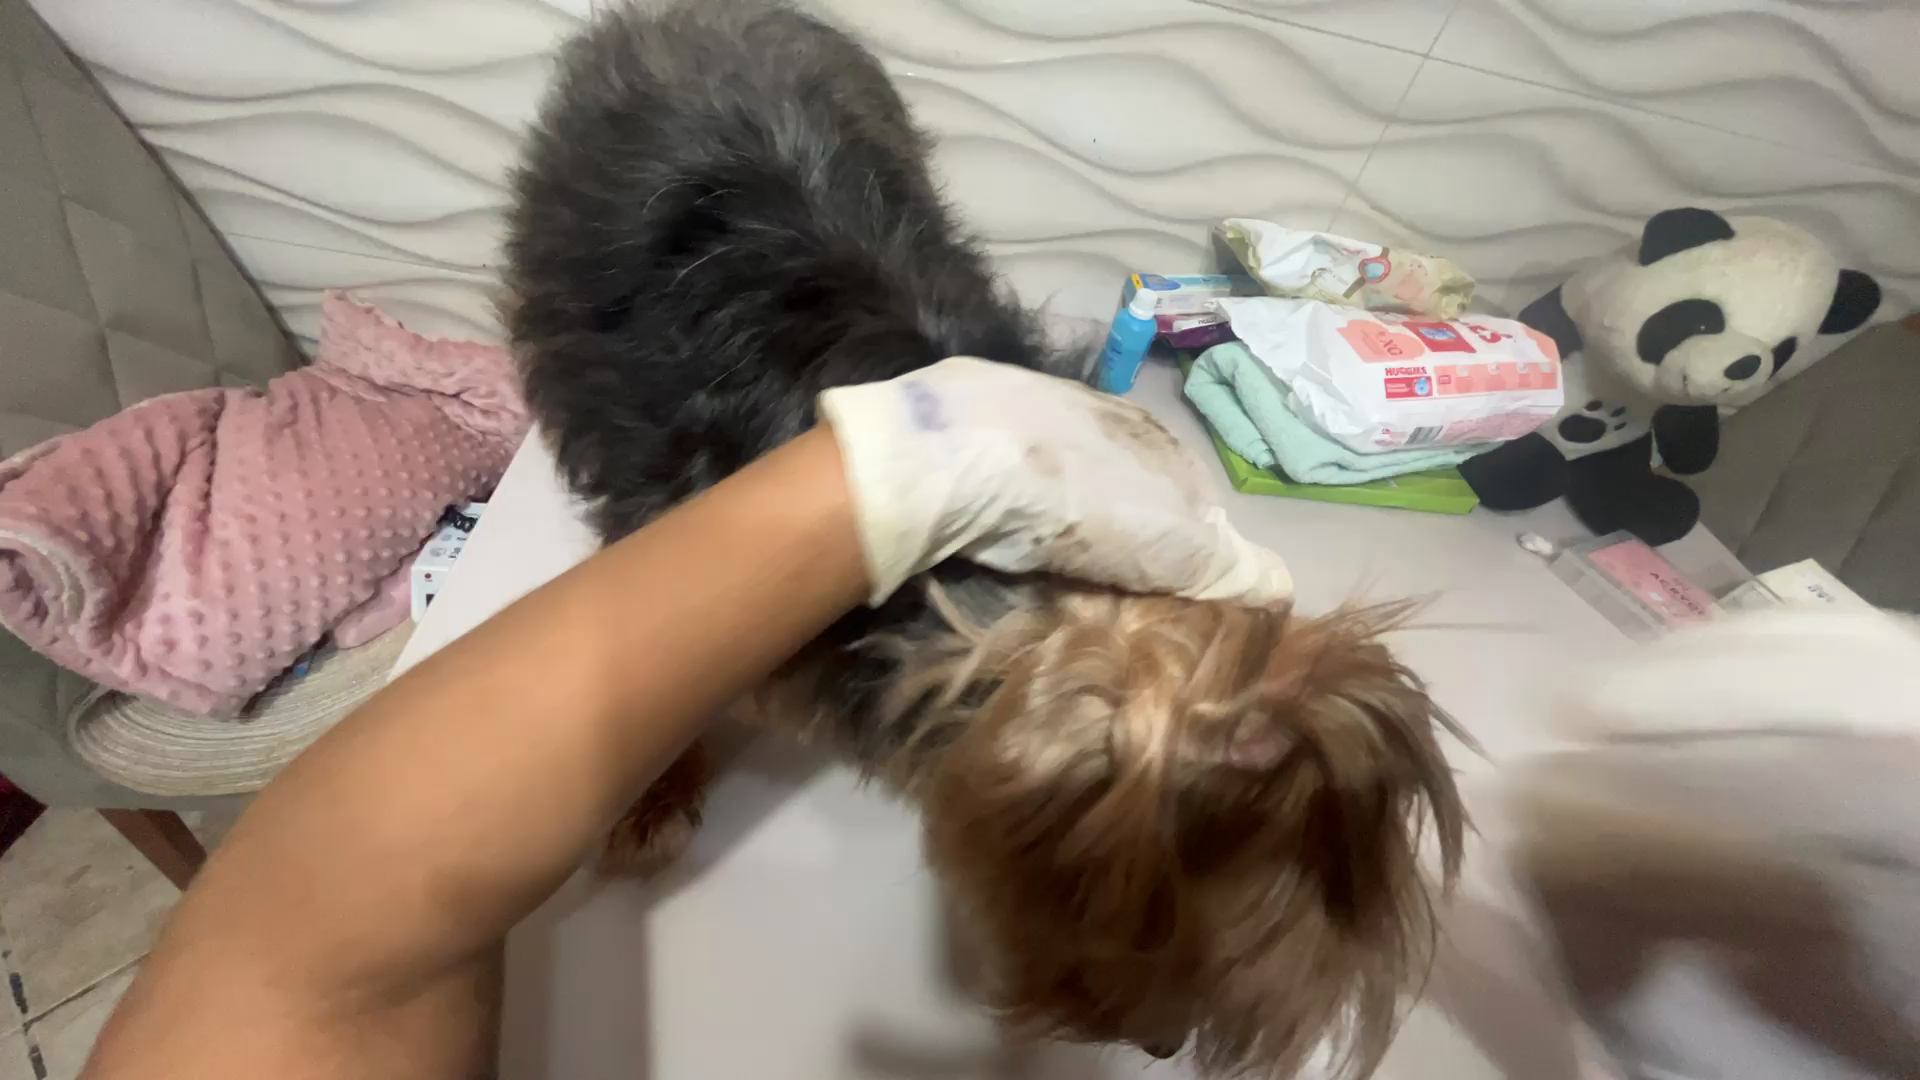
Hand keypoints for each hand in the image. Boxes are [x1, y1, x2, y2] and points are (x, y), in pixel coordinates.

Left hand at [818, 357, 1292, 605]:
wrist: (971, 453)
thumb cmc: (1091, 499)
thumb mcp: (1185, 546)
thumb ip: (1236, 568)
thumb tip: (1281, 590)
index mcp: (1160, 444)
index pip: (1189, 505)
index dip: (1181, 558)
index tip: (1163, 603)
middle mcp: (1102, 425)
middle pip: (1124, 497)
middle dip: (1118, 545)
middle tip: (1100, 600)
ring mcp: (1035, 422)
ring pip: (1065, 491)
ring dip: (1063, 532)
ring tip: (1045, 576)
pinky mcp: (975, 431)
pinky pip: (1008, 482)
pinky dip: (1010, 511)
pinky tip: (997, 538)